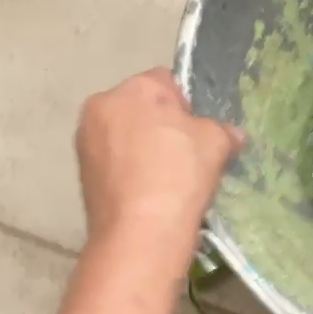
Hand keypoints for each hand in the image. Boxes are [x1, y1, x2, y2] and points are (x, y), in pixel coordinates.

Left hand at [75, 68, 243, 247]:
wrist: (141, 232)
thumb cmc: (180, 176)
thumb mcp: (217, 144)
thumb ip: (224, 130)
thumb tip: (230, 133)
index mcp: (134, 88)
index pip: (167, 82)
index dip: (189, 106)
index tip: (202, 134)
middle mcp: (101, 105)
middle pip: (142, 108)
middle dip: (163, 126)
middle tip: (188, 157)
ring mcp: (85, 140)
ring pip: (126, 136)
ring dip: (145, 149)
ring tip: (168, 179)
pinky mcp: (81, 172)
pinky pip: (115, 161)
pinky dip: (131, 171)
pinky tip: (150, 193)